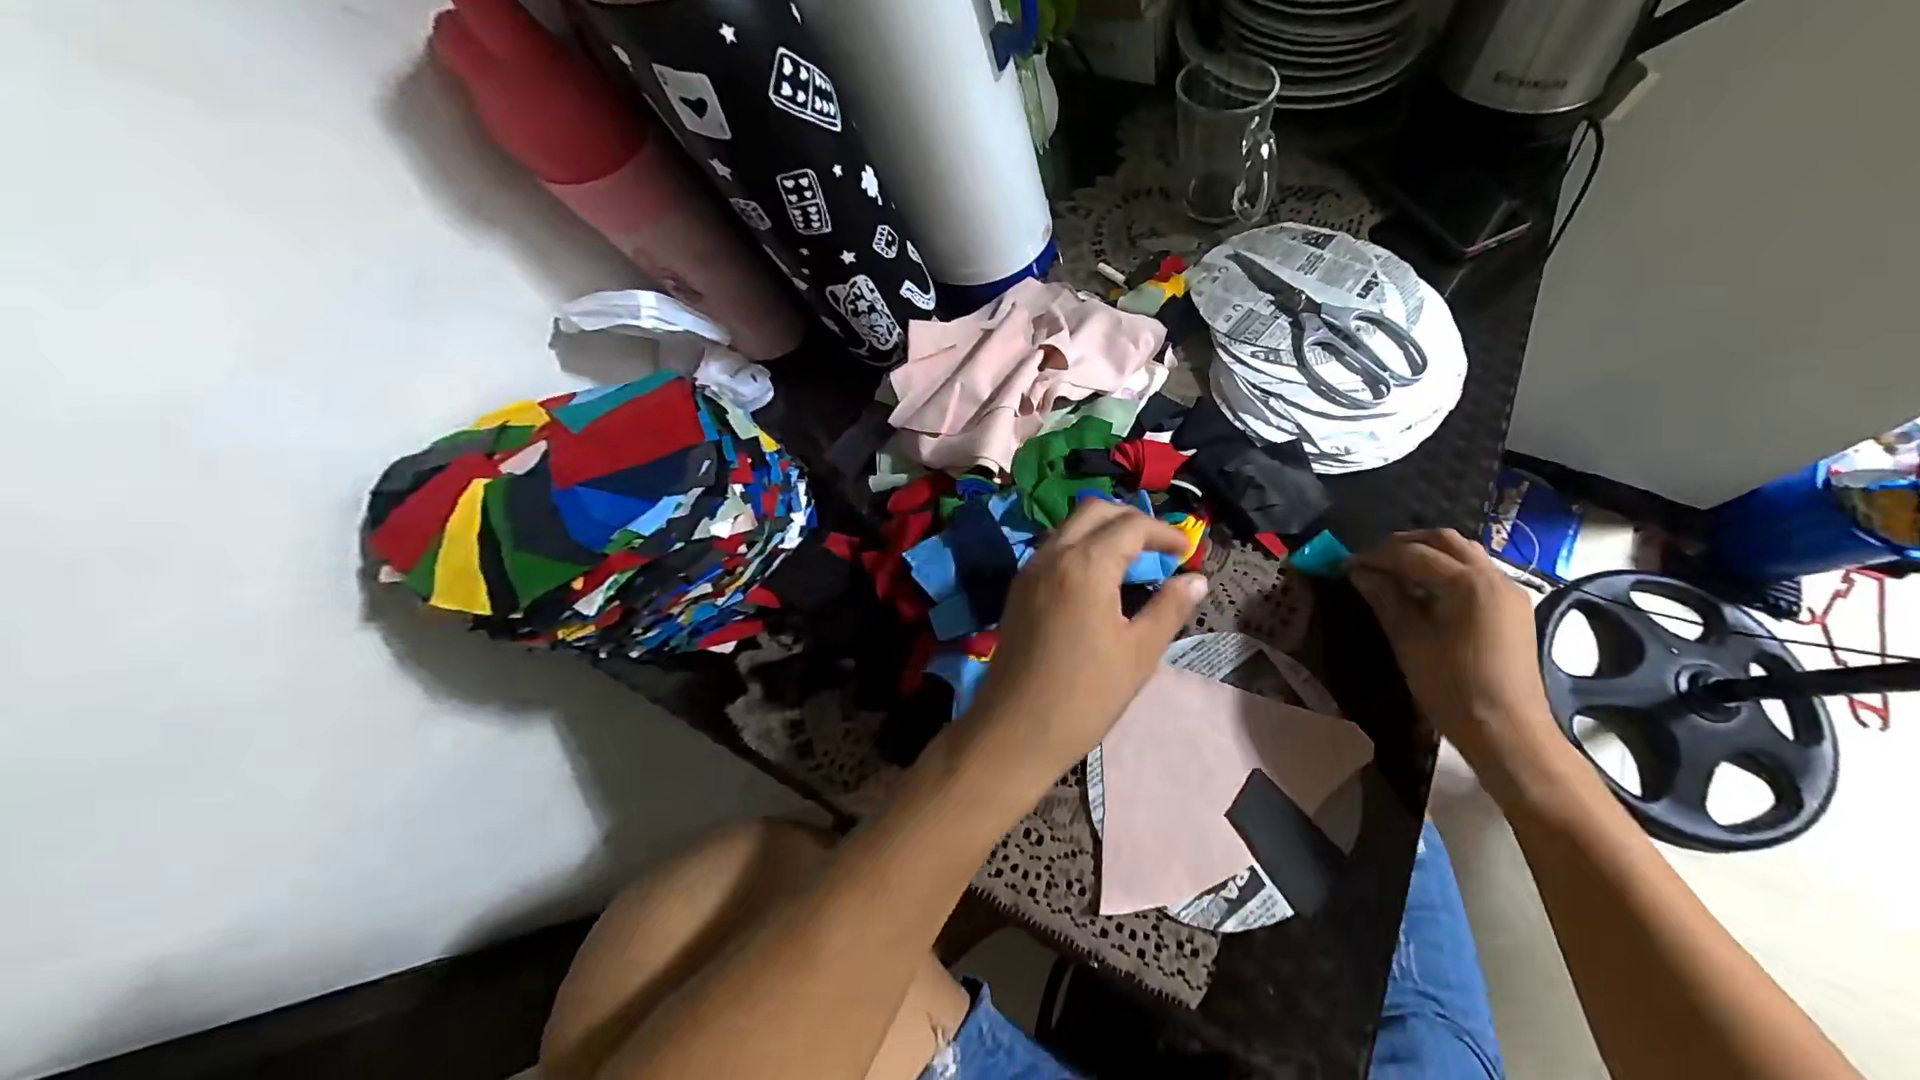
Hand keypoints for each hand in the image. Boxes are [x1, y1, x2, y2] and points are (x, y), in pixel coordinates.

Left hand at [956, 500, 1208, 789]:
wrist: (1015, 730)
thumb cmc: (1084, 696)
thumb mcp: (1139, 653)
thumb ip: (1169, 608)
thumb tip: (1196, 579)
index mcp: (1084, 565)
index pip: (1130, 525)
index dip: (1165, 533)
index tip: (1187, 553)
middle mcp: (1052, 556)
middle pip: (1095, 511)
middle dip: (1132, 519)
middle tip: (1160, 547)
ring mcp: (1029, 571)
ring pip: (1069, 527)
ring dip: (1104, 531)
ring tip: (1134, 561)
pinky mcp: (1018, 589)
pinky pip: (1053, 549)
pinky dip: (1081, 547)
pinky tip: (1099, 579)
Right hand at [1348, 530, 1566, 799]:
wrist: (1506, 730)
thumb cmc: (1451, 687)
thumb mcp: (1409, 640)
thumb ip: (1385, 598)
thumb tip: (1359, 572)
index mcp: (1468, 583)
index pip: (1413, 554)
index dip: (1375, 556)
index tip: (1345, 564)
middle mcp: (1494, 577)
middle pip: (1444, 541)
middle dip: (1403, 544)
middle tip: (1369, 560)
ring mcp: (1509, 592)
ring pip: (1463, 553)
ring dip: (1426, 554)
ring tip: (1393, 572)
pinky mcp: (1512, 609)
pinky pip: (1475, 572)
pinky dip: (1446, 570)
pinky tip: (1423, 591)